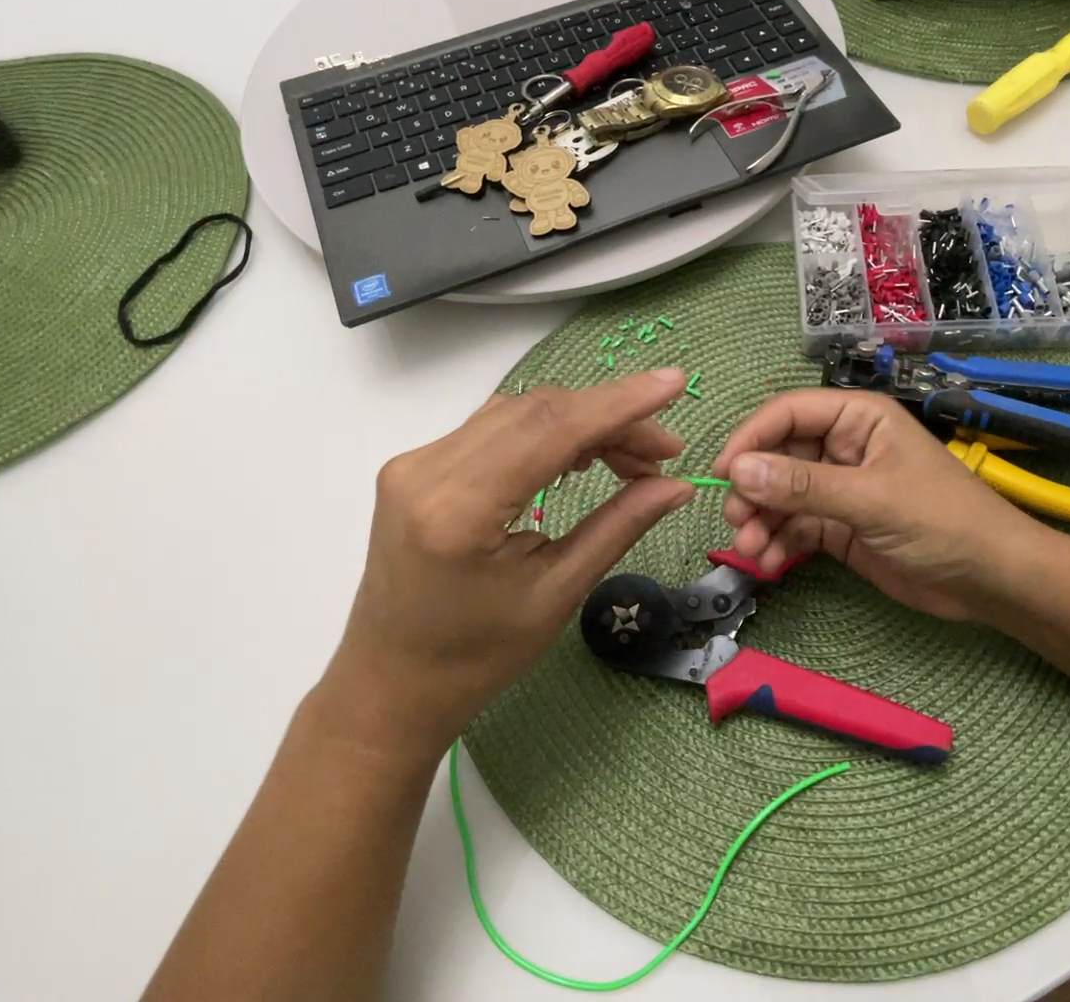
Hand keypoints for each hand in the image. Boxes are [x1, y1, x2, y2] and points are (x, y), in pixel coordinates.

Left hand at [326, 370, 697, 750]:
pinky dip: (545, 434)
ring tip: (633, 459)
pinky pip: (493, 429)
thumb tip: (677, 486)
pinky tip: (580, 457)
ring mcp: (414, 464)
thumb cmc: (477, 657)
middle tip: (665, 451)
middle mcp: (426, 470)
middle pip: (536, 412)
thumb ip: (618, 526)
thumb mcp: (557, 594)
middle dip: (610, 418)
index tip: (674, 385)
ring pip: (516, 413)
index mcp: (459, 510)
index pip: (551, 428)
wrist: (391, 684)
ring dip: (581, 424)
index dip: (620, 403)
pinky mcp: (416, 468)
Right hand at [711, 390, 1042, 621]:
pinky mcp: (839, 526)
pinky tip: (767, 562)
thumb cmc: (943, 521)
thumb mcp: (872, 499)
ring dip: (760, 521)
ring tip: (751, 550)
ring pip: (781, 495)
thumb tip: (738, 470)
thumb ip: (804, 485)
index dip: (751, 439)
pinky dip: (776, 542)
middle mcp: (843, 447)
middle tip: (736, 522)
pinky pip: (794, 526)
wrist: (990, 580)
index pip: (789, 413)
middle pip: (778, 456)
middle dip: (753, 488)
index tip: (721, 475)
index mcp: (858, 418)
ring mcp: (839, 488)